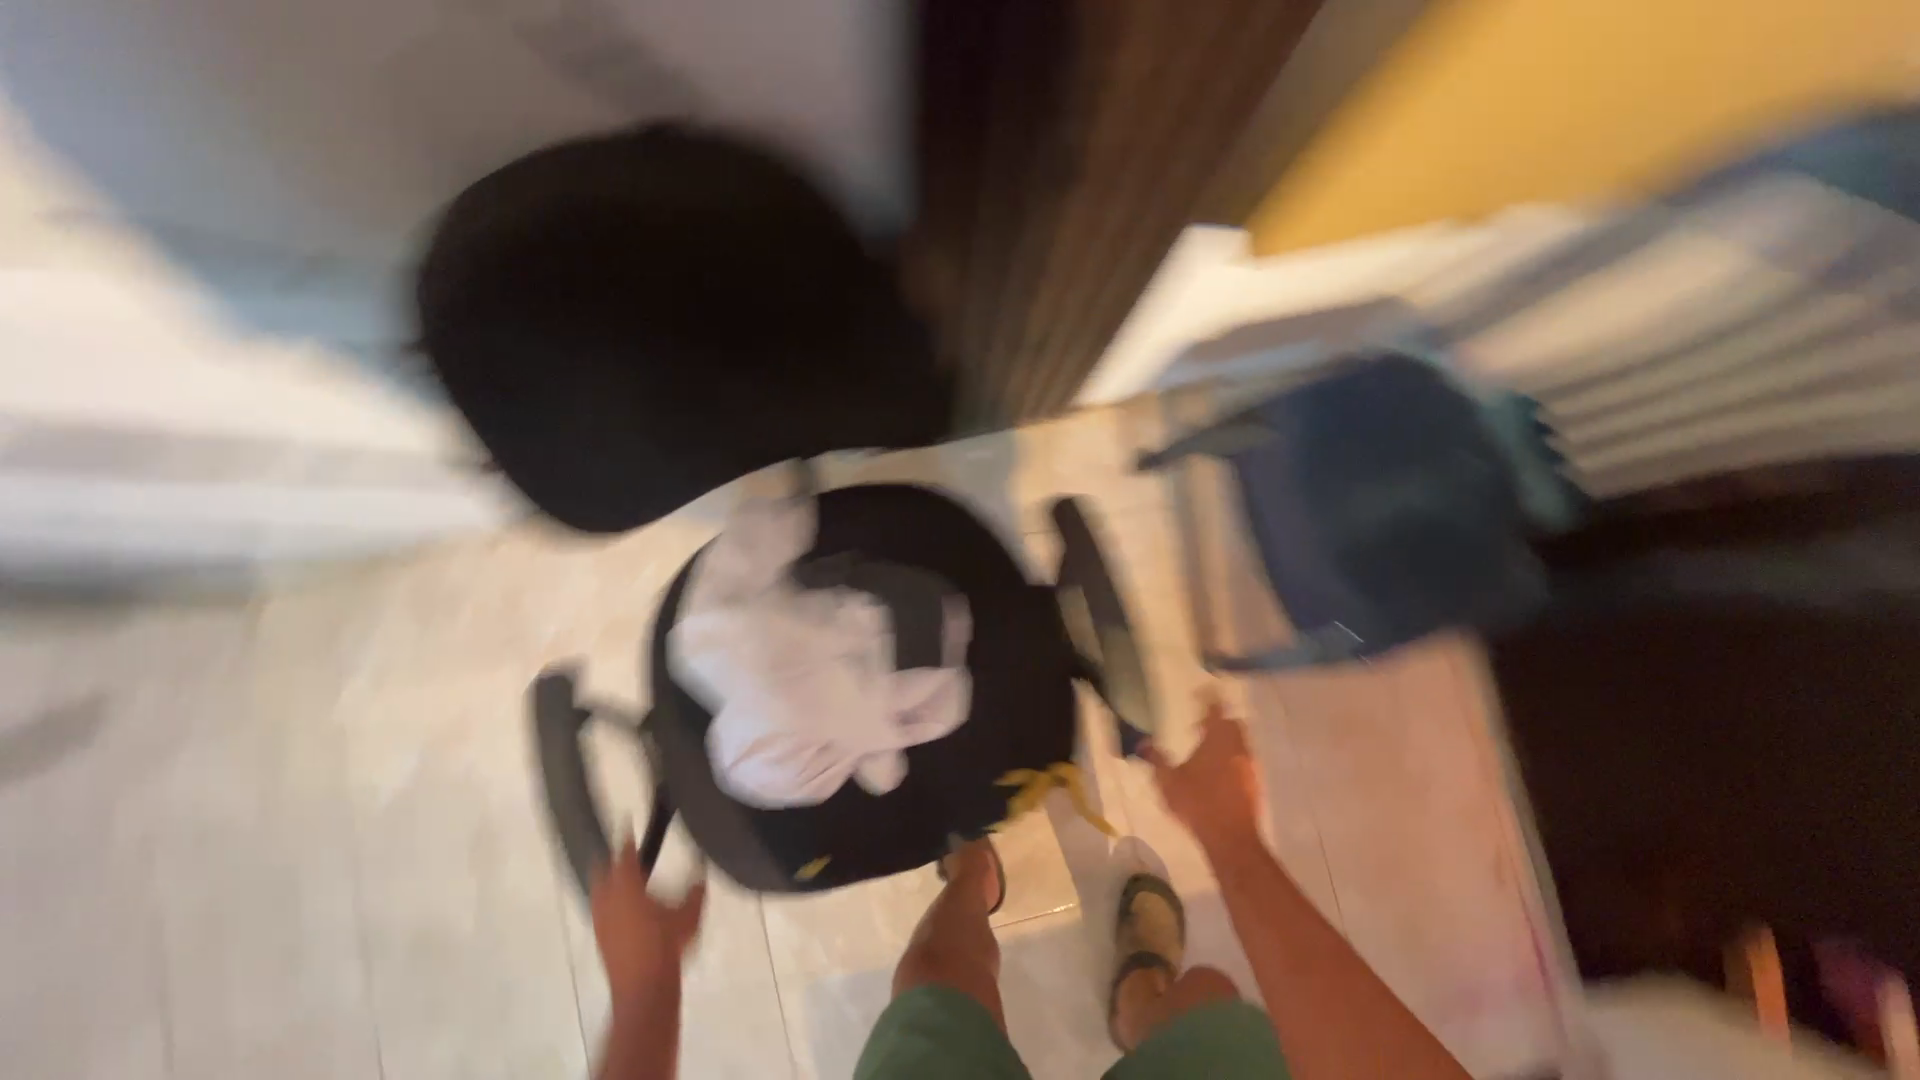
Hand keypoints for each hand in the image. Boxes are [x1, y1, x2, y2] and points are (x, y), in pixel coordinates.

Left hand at [590, 838, 706, 1014]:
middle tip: (625, 852)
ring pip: (599, 892)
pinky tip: (628, 911)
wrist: (644, 989)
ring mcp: (599, 920)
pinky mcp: (599, 939)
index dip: (626, 836)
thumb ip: (695, 891)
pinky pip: (601, 911)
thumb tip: (700, 879)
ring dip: (610, 882)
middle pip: (601, 869)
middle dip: (611, 859)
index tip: (627, 823)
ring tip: (628, 881)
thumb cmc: (667, 945)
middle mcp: (606, 898)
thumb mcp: (691, 913)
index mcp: (626, 885)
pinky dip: (611, 903)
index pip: (623, 851)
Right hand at [1141, 693, 1262, 852]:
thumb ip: (1156, 760)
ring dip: (1228, 739)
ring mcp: (1250, 765)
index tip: (1204, 688)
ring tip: (1209, 748)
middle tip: (1203, 722)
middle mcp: (1237, 747)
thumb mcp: (1167, 782)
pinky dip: (1233, 756)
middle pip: (1234, 723)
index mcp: (1216, 740)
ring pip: (1241, 741)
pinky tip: (1219, 772)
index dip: (1209, 697)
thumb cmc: (1197, 804)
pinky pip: (1245, 759)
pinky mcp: (1256, 783)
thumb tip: (1142, 742)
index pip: (1215, 709)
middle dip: (1221, 718)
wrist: (1231, 838)